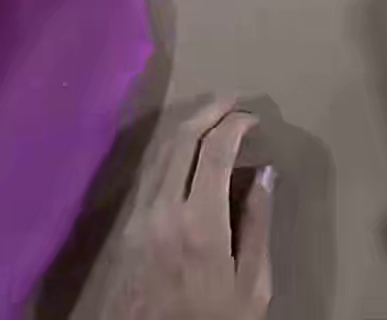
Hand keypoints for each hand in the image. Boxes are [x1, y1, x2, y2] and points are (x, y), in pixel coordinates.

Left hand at [109, 99, 274, 319]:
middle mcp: (162, 212)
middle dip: (211, 111)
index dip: (237, 123)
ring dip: (189, 127)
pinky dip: (173, 152)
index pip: (216, 148)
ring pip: (161, 153)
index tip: (255, 120)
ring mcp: (137, 222)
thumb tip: (264, 173)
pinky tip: (188, 154)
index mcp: (199, 223)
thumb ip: (258, 223)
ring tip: (214, 118)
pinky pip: (150, 175)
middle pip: (183, 139)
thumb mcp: (251, 286)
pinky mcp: (123, 235)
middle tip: (234, 101)